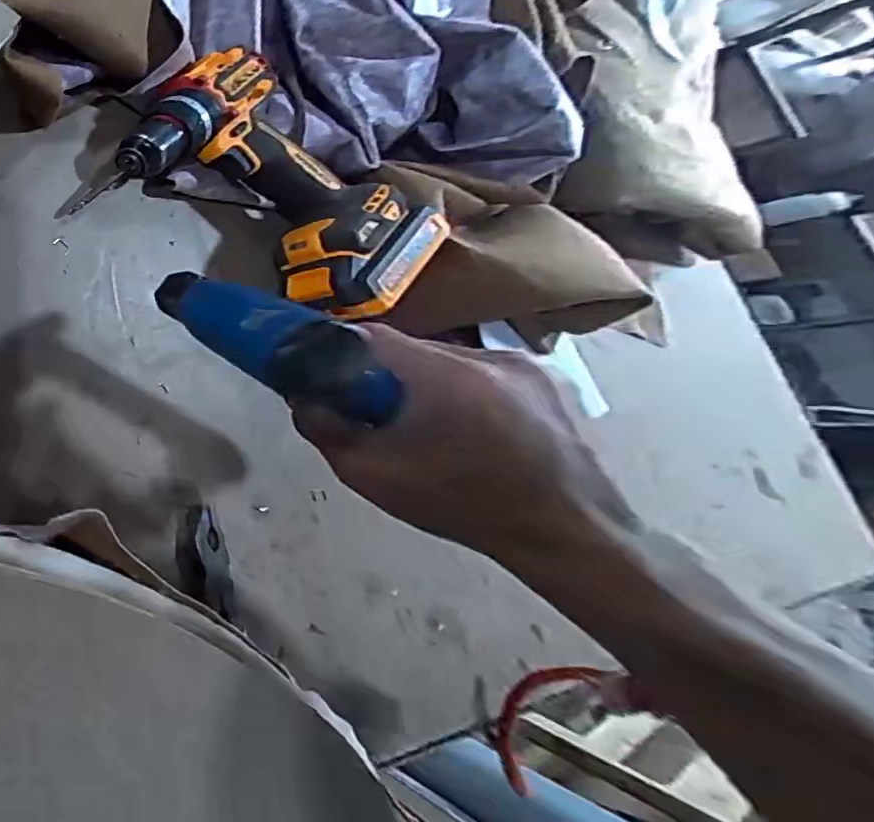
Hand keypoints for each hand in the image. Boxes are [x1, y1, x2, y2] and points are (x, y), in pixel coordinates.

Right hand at [291, 326, 636, 562]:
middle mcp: (481, 356)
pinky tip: (461, 426)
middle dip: (377, 371)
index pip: (366, 335)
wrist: (571, 537)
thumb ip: (324, 429)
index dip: (335, 350)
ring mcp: (519, 364)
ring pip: (441, 358)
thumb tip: (303, 398)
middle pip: (404, 347)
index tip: (321, 373)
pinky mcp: (543, 379)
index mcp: (439, 374)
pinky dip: (455, 389)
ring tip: (417, 423)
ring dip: (417, 380)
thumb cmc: (461, 505)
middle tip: (366, 407)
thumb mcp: (369, 474)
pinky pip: (476, 371)